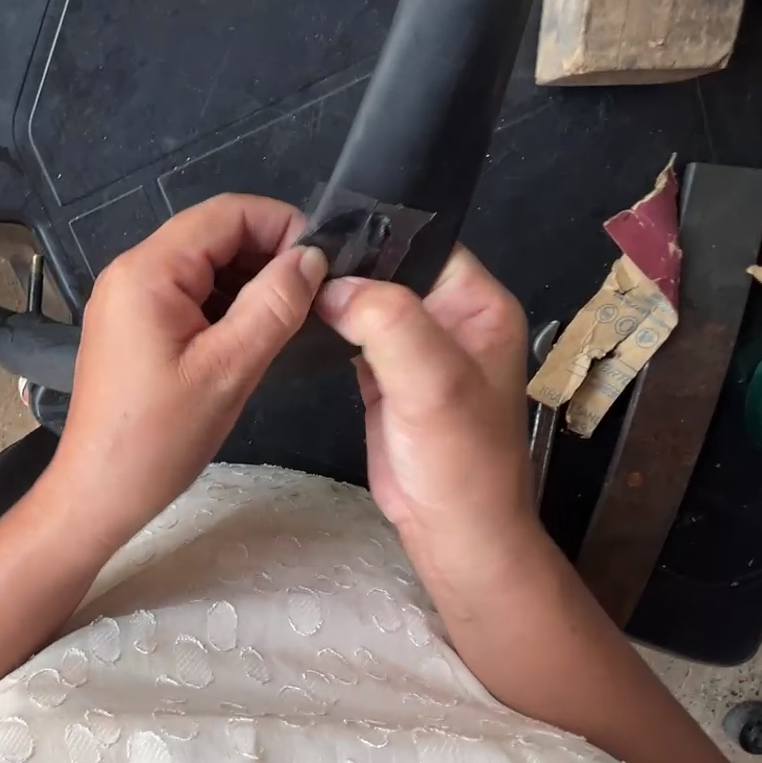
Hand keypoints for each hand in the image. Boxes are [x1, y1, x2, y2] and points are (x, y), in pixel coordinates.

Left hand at [45, 194, 328, 542]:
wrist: (99, 491)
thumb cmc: (160, 438)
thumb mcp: (229, 369)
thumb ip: (274, 304)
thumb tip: (312, 256)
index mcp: (149, 271)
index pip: (227, 212)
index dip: (282, 225)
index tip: (323, 263)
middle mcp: (131, 273)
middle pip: (212, 236)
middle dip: (267, 257)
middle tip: (312, 298)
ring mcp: (126, 301)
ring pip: (202, 269)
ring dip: (247, 286)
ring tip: (286, 322)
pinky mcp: (129, 328)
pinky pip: (185, 299)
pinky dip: (222, 308)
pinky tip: (249, 338)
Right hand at [314, 247, 533, 568]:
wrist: (450, 527)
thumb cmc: (458, 457)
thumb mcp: (433, 381)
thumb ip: (388, 322)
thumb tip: (331, 287)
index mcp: (476, 305)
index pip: (426, 244)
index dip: (377, 236)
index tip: (319, 235)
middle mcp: (446, 318)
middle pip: (389, 272)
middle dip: (344, 267)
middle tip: (288, 262)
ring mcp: (412, 349)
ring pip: (365, 304)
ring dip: (331, 298)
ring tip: (284, 285)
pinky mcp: (382, 377)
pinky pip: (350, 338)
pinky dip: (325, 331)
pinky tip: (294, 323)